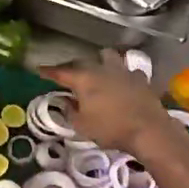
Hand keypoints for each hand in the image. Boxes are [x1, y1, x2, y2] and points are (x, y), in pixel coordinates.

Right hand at [42, 49, 175, 154]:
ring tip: (98, 69)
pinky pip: (127, 70)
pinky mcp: (140, 78)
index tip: (39, 70)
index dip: (49, 71)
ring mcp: (123, 71)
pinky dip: (122, 74)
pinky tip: (122, 81)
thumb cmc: (110, 129)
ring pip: (108, 57)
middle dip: (73, 67)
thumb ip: (70, 111)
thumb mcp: (82, 126)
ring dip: (100, 61)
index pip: (61, 72)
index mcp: (84, 79)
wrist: (148, 130)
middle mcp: (102, 69)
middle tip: (68, 75)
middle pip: (83, 61)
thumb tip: (65, 102)